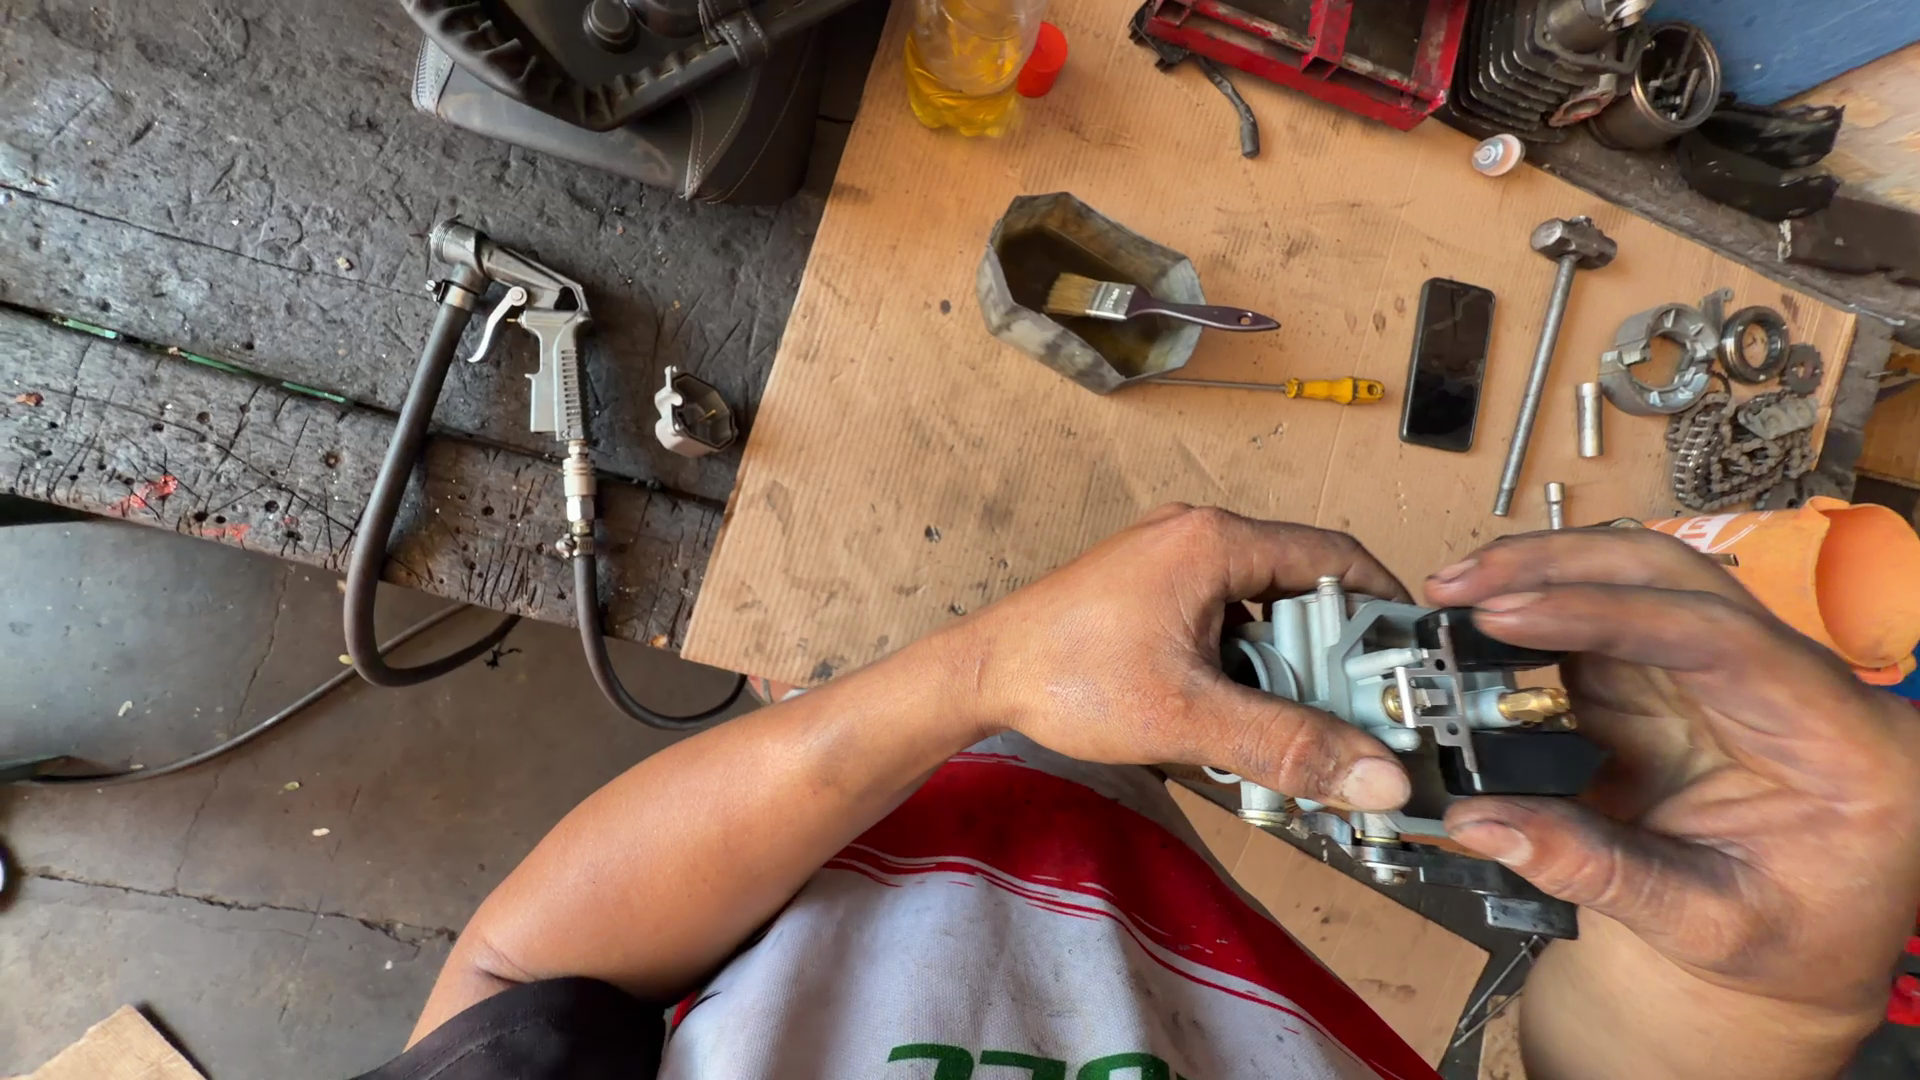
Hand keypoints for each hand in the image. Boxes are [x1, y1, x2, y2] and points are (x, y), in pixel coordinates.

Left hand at [950, 504, 1413, 810]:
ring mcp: (1166, 559)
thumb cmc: (1066, 676)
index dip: (1382, 609)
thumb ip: (1288, 744)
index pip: (1334, 557)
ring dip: (1281, 662)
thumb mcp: (1188, 714)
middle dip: (1328, 653)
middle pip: (1298, 585)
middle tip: (1346, 713)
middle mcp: (1193, 537)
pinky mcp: (1148, 587)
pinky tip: (1234, 707)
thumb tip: (1375, 774)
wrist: (983, 671)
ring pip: (1258, 606)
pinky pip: (1219, 614)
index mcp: (1212, 542)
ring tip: (1286, 720)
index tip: (1408, 663)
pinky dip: (1240, 658)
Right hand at [1425, 528, 1919, 1027]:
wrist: (1768, 941)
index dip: (1605, 613)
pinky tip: (1472, 610)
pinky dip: (1522, 600)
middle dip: (1557, 563)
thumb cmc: (1771, 939)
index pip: (1719, 637)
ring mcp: (1705, 674)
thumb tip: (1479, 819)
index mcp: (1837, 743)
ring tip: (1451, 589)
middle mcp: (1776, 685)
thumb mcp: (1699, 925)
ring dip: (1531, 568)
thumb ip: (1590, 868)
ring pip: (1622, 575)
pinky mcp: (1647, 677)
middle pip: (1670, 574)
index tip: (1504, 617)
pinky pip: (1582, 613)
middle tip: (1463, 585)